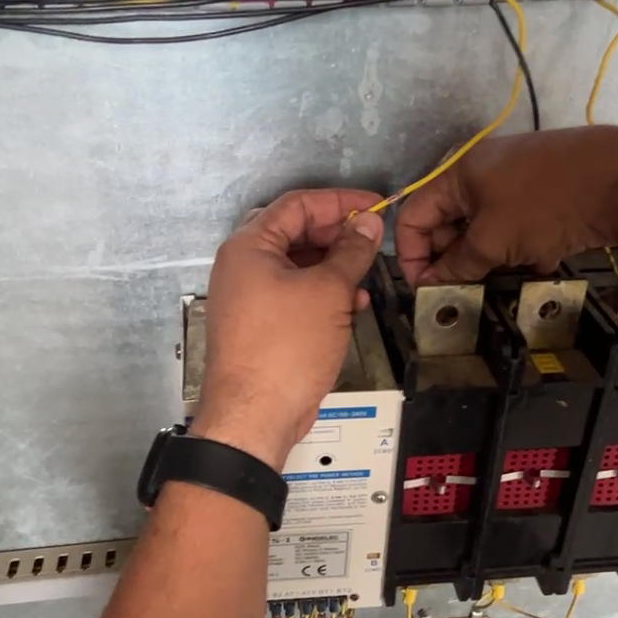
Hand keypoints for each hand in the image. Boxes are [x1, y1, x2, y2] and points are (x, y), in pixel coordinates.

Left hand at [193, 189, 384, 470]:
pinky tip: (350, 306)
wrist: (255, 415)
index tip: (375, 207)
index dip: (340, 202)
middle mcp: (243, 267)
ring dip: (333, 268)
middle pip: (295, 234)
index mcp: (249, 247)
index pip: (297, 205)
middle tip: (371, 241)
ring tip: (365, 276)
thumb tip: (369, 224)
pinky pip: (294, 296)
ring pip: (297, 267)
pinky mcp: (260, 325)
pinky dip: (321, 295)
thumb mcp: (328, 292)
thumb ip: (351, 252)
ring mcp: (249, 298)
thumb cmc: (285, 349)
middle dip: (337, 235)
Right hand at [396, 126, 617, 283]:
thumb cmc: (546, 205)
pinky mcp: (546, 192)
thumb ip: (457, 265)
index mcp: (459, 173)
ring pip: (485, 228)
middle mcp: (483, 172)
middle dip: (452, 259)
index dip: (411, 255)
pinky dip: (520, 247)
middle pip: (448, 223)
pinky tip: (538, 261)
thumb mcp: (492, 241)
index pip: (413, 216)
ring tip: (503, 278)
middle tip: (462, 289)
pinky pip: (516, 225)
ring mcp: (517, 180)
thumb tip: (431, 284)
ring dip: (489, 258)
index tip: (424, 290)